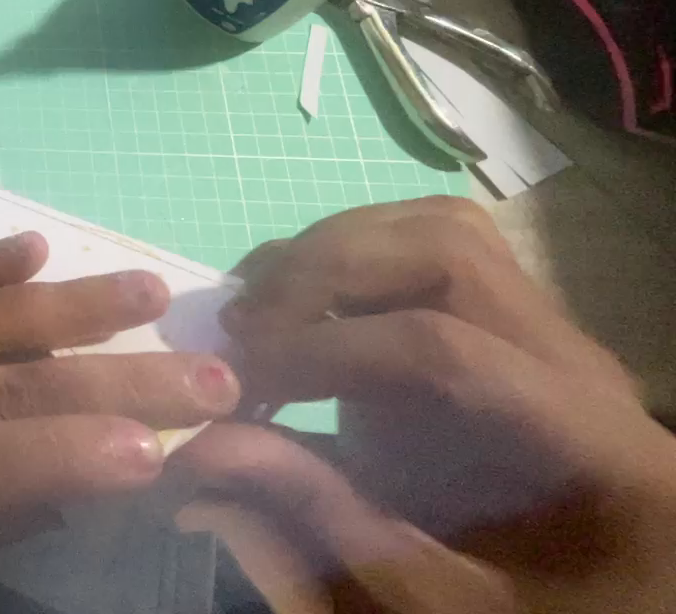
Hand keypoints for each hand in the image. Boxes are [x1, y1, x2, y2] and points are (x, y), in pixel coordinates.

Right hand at [177, 196, 675, 611]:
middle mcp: (578, 364)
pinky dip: (343, 249)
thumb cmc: (524, 605)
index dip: (320, 351)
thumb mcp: (431, 596)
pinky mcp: (501, 316)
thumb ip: (321, 516)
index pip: (443, 349)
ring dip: (327, 249)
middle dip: (318, 273)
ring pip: (432, 225)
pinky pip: (423, 239)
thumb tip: (202, 438)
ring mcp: (543, 329)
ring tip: (264, 306)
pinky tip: (300, 303)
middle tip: (245, 326)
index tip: (239, 380)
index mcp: (592, 447)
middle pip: (444, 250)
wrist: (597, 592)